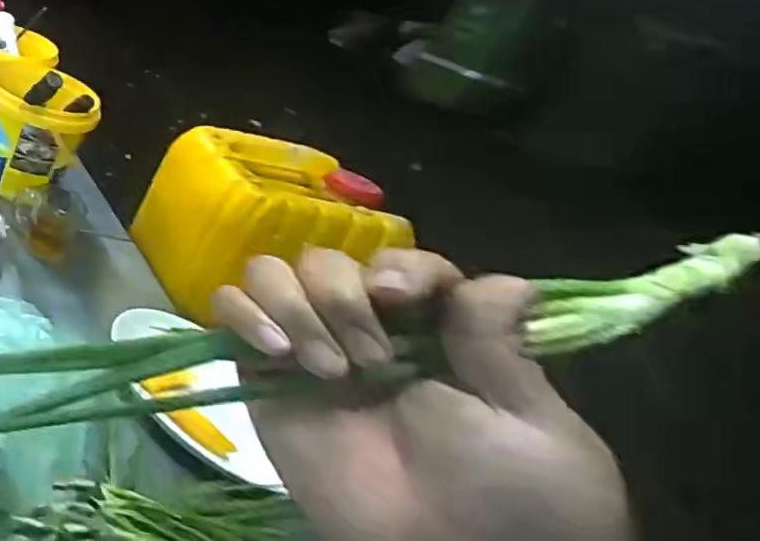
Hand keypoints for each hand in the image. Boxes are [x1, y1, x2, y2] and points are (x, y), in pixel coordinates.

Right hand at [212, 249, 631, 540]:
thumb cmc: (506, 501)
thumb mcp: (533, 430)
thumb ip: (502, 348)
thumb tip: (508, 281)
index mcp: (427, 331)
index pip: (399, 261)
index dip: (397, 266)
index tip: (396, 297)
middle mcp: (357, 323)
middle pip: (323, 258)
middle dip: (341, 296)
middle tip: (370, 360)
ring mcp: (299, 339)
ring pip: (267, 269)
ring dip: (293, 304)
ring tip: (326, 367)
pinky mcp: (254, 362)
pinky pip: (225, 303)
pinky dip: (244, 313)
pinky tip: (276, 353)